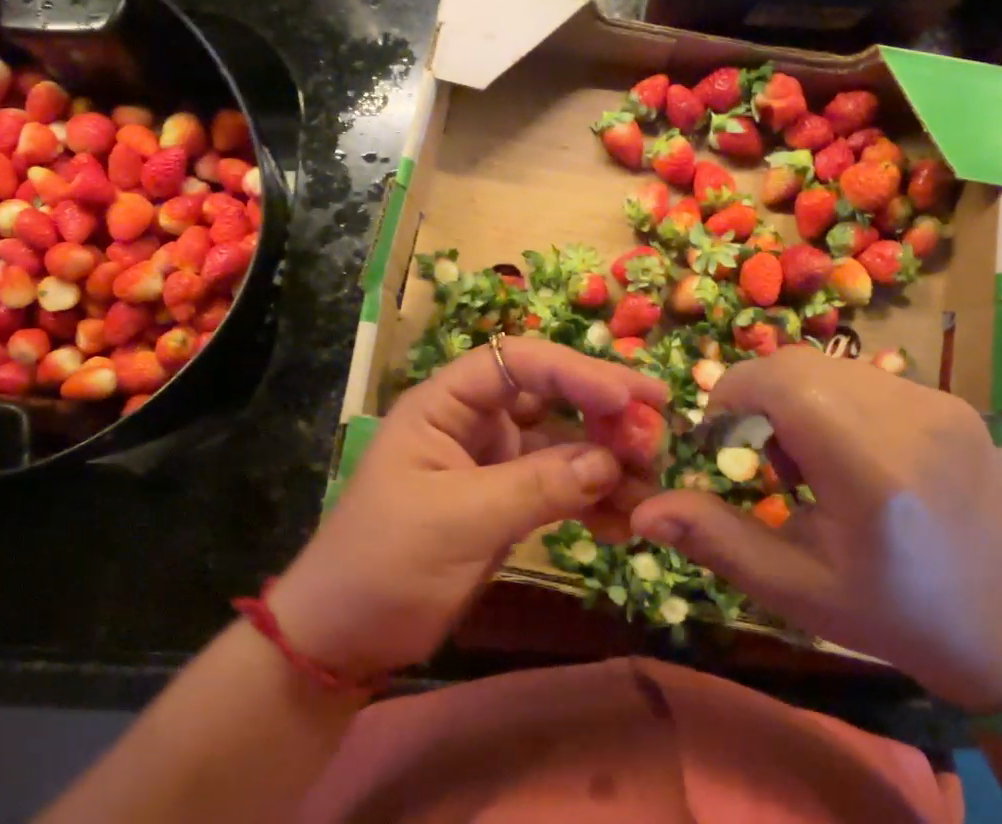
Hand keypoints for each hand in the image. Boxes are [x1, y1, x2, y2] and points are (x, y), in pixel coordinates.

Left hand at [268, 337, 667, 681]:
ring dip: (608, 460)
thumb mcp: (458, 521)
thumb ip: (536, 487)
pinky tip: (626, 520)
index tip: (629, 400)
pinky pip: (560, 487)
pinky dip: (593, 499)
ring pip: (563, 444)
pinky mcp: (506, 503)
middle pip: (550, 397)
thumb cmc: (384, 564)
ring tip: (653, 484)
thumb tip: (611, 462)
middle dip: (604, 414)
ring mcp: (492, 463)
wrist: (344, 638)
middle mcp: (472, 422)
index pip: (518, 363)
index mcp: (445, 405)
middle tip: (657, 438)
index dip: (576, 372)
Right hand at [631, 347, 1001, 711]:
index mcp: (872, 472)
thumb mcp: (793, 589)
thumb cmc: (889, 615)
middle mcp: (912, 421)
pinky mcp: (954, 404)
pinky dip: (834, 400)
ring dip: (795, 395)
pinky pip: (867, 378)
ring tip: (803, 461)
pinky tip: (846, 455)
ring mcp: (940, 406)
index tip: (716, 438)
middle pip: (801, 364)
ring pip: (832, 366)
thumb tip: (643, 509)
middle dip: (757, 394)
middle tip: (753, 454)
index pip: (783, 381)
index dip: (732, 393)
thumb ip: (716, 539)